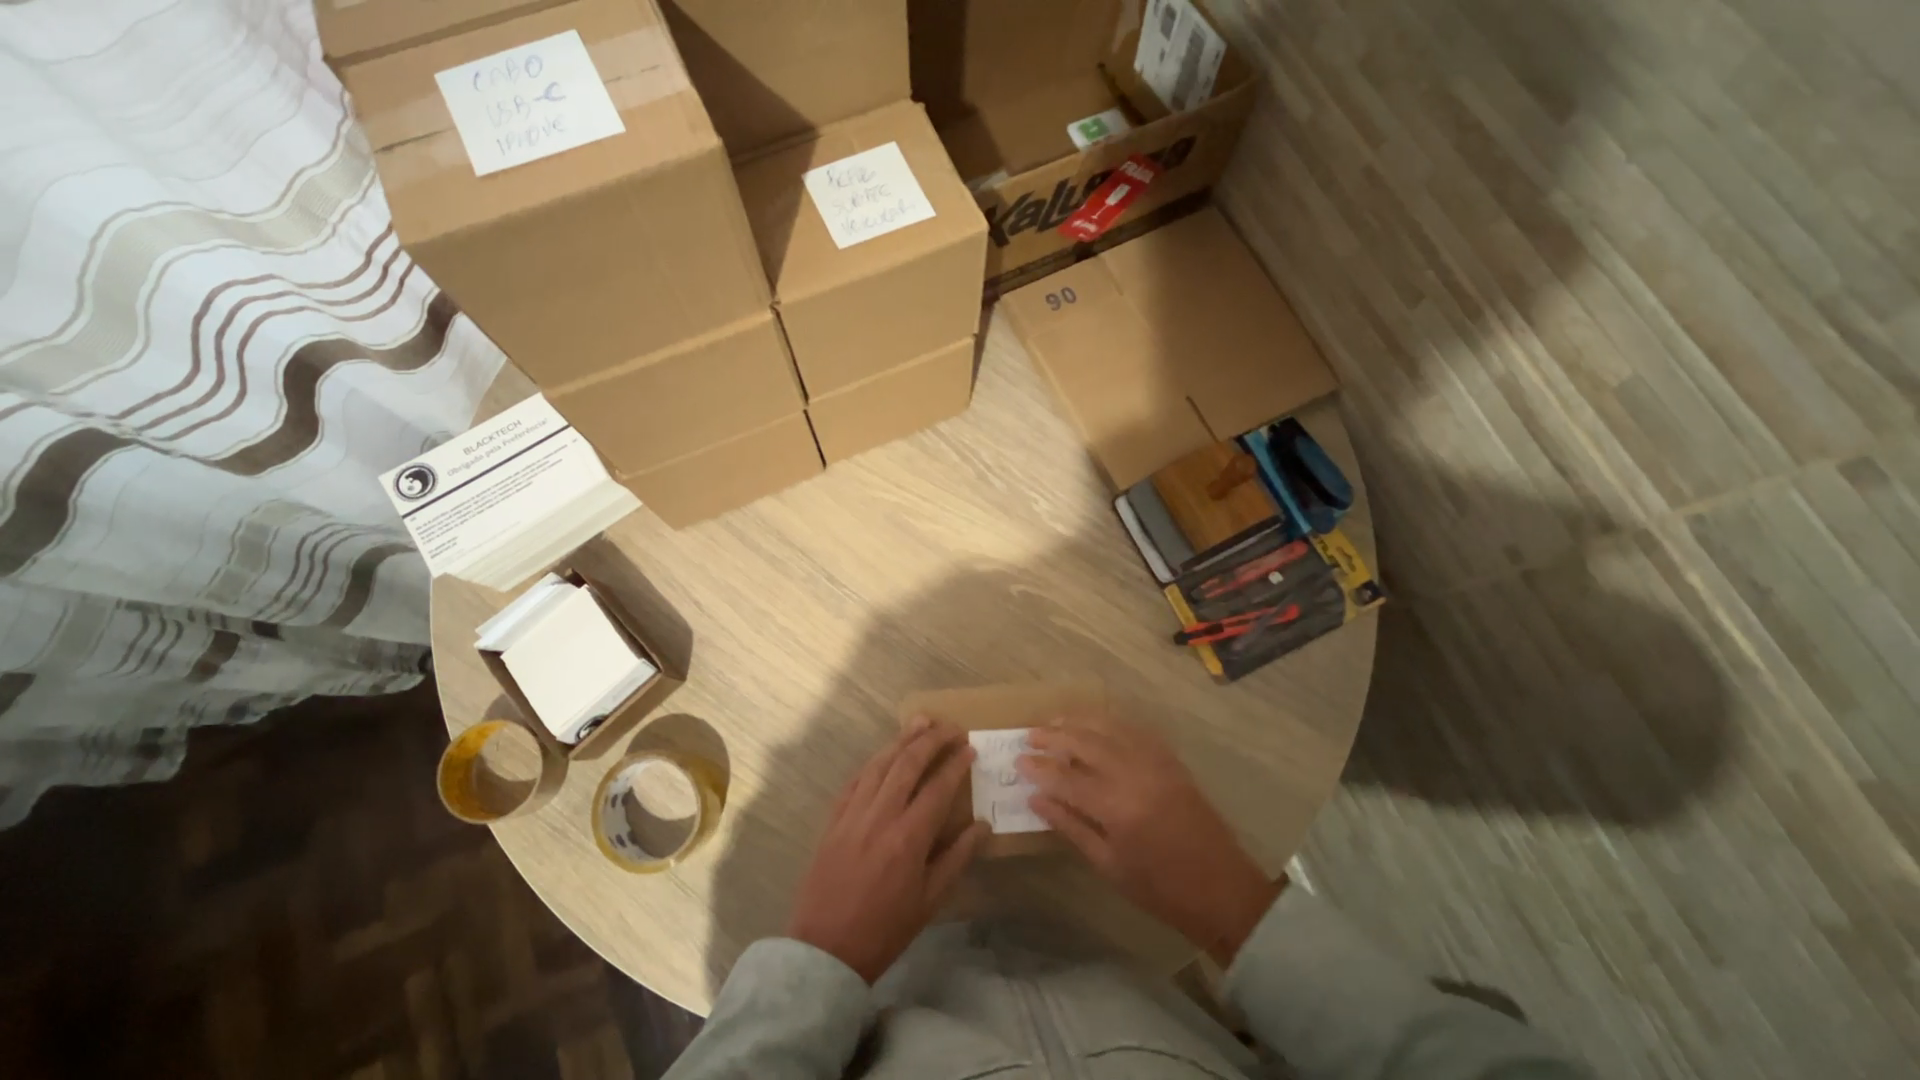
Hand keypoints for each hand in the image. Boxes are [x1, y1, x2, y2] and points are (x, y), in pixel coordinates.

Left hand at [787, 717, 986, 981]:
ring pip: (879, 764)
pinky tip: (884, 754)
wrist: (825, 948)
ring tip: (920, 722)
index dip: (956, 764)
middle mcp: (880, 816)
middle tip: (951, 727)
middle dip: (932, 740)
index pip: (938, 787)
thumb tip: (982, 825)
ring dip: (901, 740)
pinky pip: (855, 780)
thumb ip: (957, 857)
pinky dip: (873, 762)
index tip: (970, 748)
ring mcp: (852, 814)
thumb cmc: (885, 929)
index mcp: (909, 837)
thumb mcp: (931, 900)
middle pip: (908, 764)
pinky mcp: (833, 820)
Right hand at [1019, 713, 1283, 965]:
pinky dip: (1112, 723)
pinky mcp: (1172, 762)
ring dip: (1081, 721)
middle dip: (1055, 736)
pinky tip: (1097, 725)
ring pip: (1111, 728)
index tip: (1018, 761)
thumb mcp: (1108, 865)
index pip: (1066, 778)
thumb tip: (1035, 799)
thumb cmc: (1160, 889)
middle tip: (1030, 735)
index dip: (1039, 768)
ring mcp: (1157, 764)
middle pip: (1086, 743)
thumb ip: (1070, 827)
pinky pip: (1136, 731)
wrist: (1222, 888)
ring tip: (1056, 720)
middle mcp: (1136, 775)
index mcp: (1117, 808)